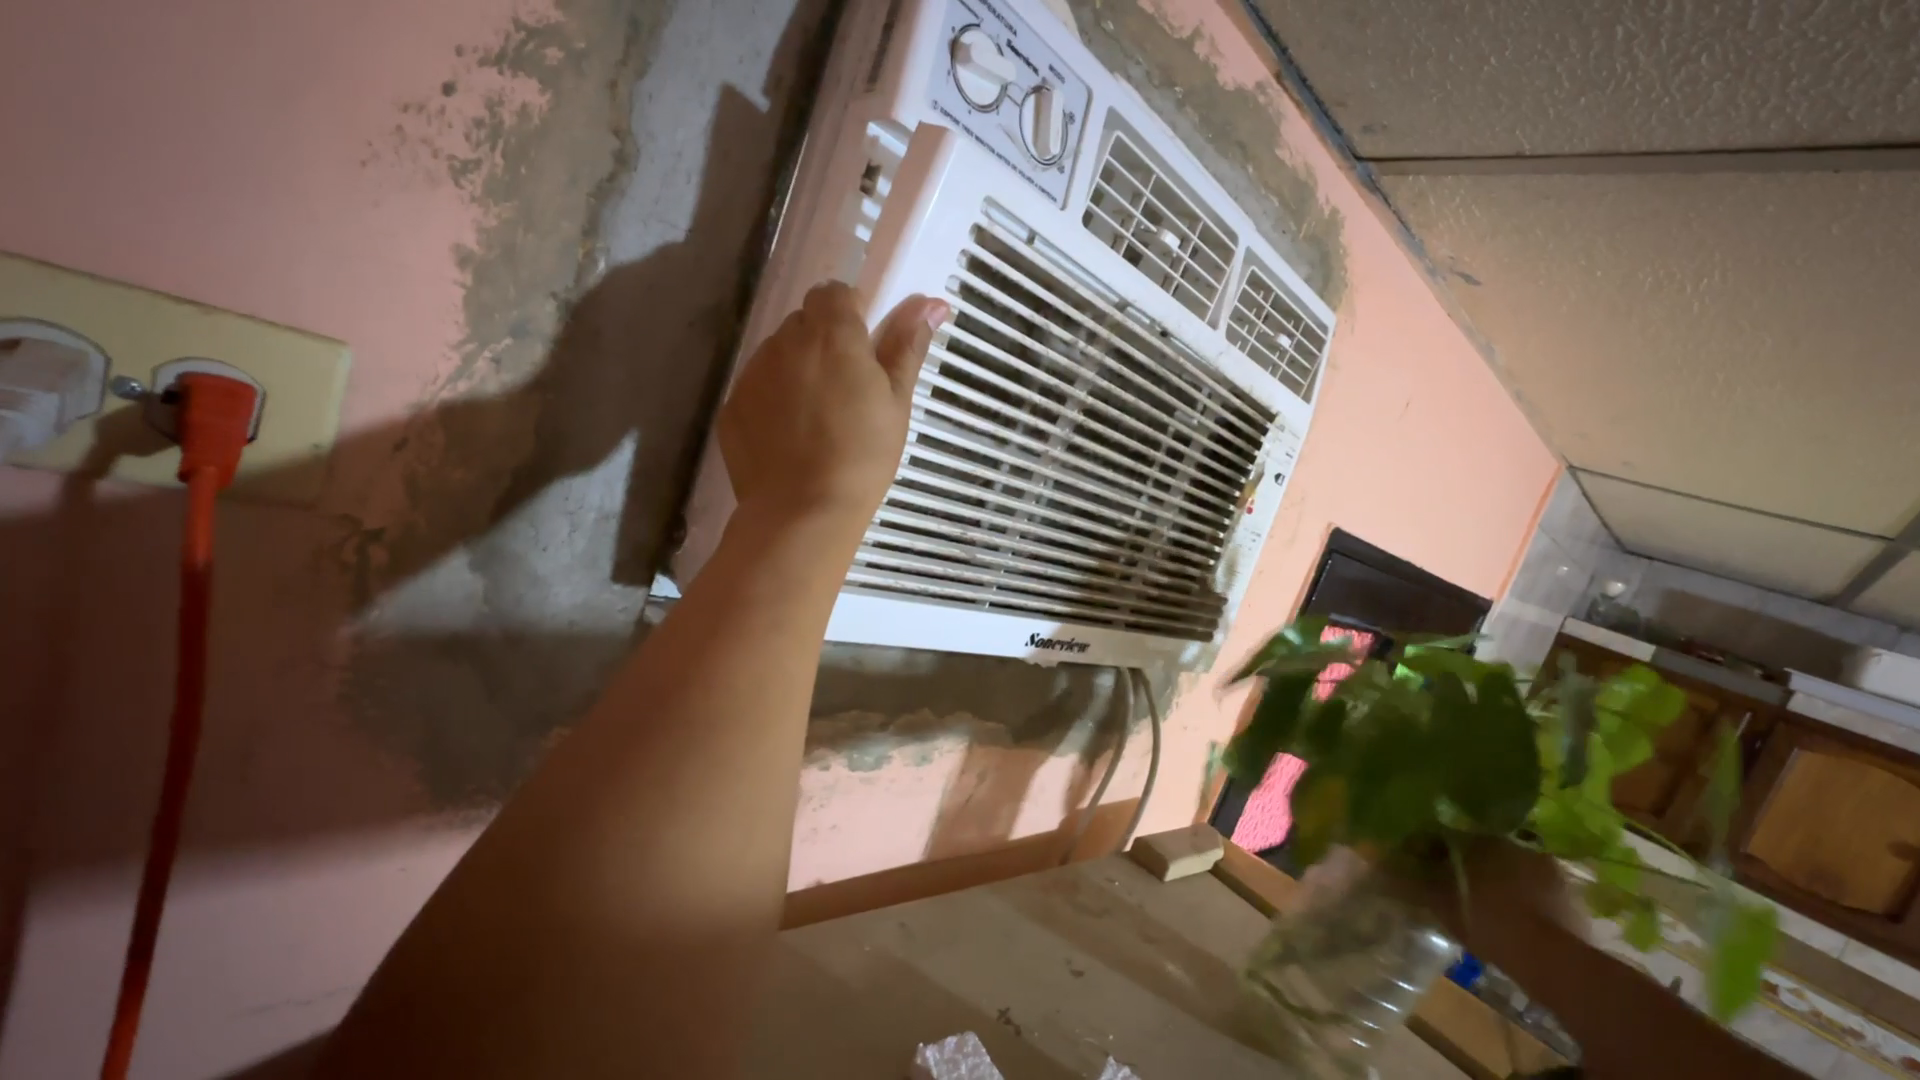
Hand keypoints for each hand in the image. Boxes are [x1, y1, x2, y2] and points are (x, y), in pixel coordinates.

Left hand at [718, 283, 948, 529]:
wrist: (802, 511)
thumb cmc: (863, 456)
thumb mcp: (896, 402)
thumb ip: (908, 347)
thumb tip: (930, 303)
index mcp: (832, 334)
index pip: (835, 292)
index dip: (851, 313)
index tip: (865, 349)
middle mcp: (785, 342)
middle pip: (804, 321)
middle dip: (823, 340)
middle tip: (845, 387)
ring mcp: (752, 374)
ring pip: (777, 352)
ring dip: (796, 368)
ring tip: (816, 415)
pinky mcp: (731, 406)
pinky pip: (756, 387)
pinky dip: (772, 399)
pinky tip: (789, 436)